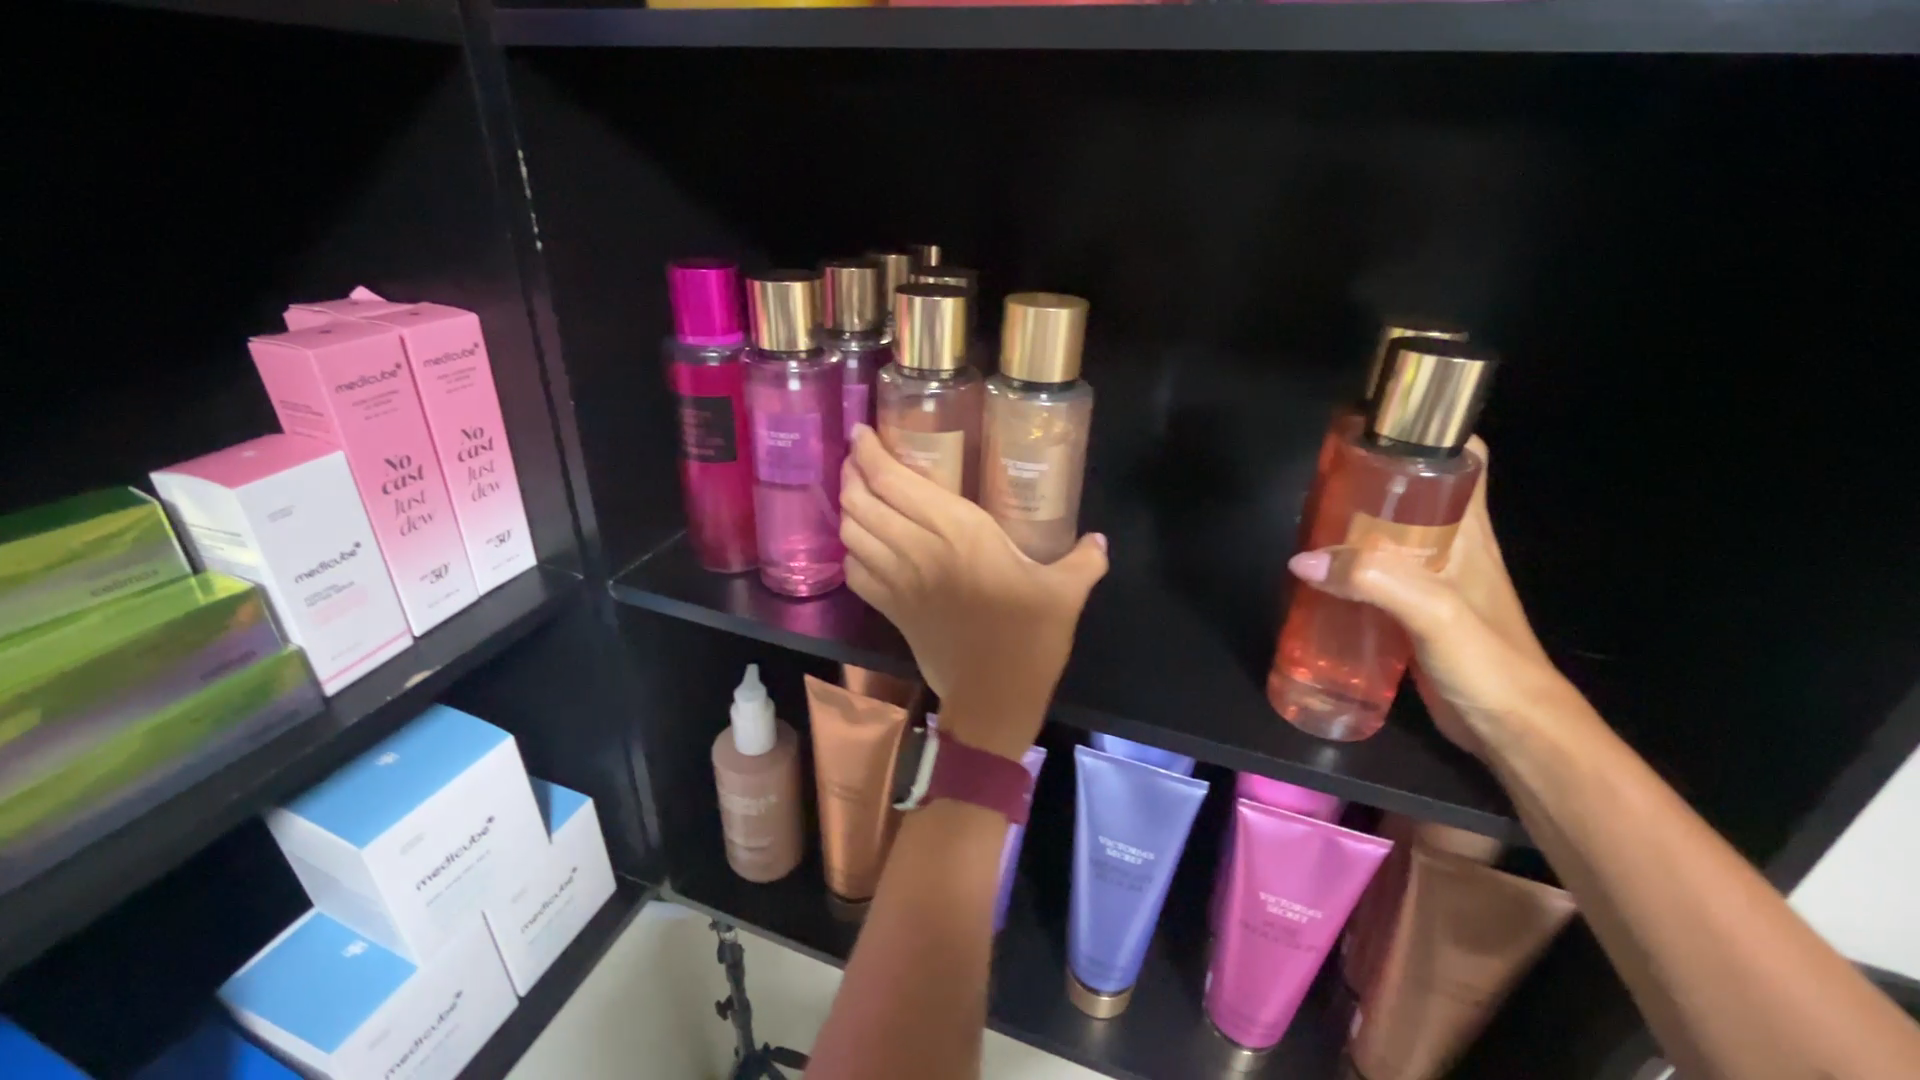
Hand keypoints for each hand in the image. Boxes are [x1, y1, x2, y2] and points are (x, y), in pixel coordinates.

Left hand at [839, 424, 1108, 759]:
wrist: (994, 699)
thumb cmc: (1030, 639)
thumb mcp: (1066, 593)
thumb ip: (1084, 560)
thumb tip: (1100, 538)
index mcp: (959, 532)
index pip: (895, 482)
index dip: (869, 453)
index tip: (861, 432)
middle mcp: (919, 548)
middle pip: (864, 501)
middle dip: (852, 474)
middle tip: (858, 459)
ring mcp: (899, 581)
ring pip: (852, 533)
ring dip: (847, 507)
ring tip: (856, 491)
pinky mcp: (891, 610)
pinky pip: (855, 572)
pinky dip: (850, 551)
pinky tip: (861, 544)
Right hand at [1285, 437, 1574, 758]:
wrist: (1512, 730)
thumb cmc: (1489, 662)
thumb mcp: (1434, 612)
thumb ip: (1374, 580)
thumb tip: (1303, 559)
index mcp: (1470, 530)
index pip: (1462, 456)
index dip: (1426, 430)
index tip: (1374, 423)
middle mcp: (1454, 546)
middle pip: (1413, 492)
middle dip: (1371, 477)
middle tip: (1319, 474)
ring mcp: (1434, 581)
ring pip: (1391, 533)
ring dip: (1354, 524)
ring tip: (1307, 518)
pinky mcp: (1415, 613)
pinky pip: (1378, 574)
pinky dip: (1350, 567)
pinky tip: (1318, 575)